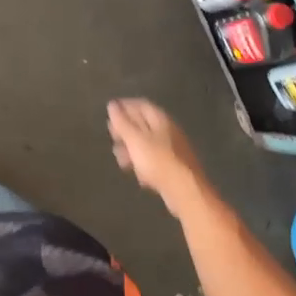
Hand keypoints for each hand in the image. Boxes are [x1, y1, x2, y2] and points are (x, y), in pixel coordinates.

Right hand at [107, 98, 208, 216]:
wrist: (185, 190)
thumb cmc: (158, 161)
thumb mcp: (135, 140)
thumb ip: (122, 123)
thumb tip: (112, 105)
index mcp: (161, 120)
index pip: (141, 105)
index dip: (125, 106)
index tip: (110, 112)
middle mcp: (169, 131)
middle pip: (144, 125)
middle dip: (126, 130)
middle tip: (113, 136)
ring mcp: (173, 150)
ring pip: (147, 144)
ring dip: (132, 149)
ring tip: (121, 159)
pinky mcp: (173, 167)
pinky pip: (154, 160)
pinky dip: (143, 163)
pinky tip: (138, 174)